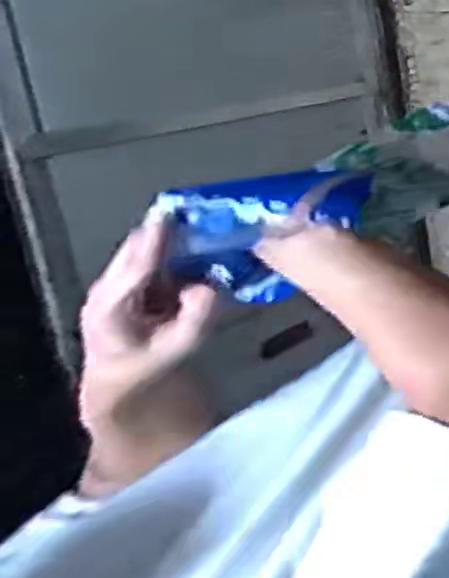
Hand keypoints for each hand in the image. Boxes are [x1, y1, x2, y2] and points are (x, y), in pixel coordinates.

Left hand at [78, 209, 218, 428]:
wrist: (130, 374)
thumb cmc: (155, 360)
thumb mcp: (180, 345)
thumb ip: (197, 315)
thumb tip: (207, 284)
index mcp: (111, 309)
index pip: (134, 271)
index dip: (153, 245)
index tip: (172, 219)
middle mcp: (110, 290)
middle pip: (135, 252)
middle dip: (162, 228)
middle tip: (195, 204)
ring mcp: (124, 282)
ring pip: (146, 248)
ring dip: (173, 230)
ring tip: (203, 210)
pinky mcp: (142, 277)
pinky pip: (160, 252)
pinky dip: (179, 238)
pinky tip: (202, 228)